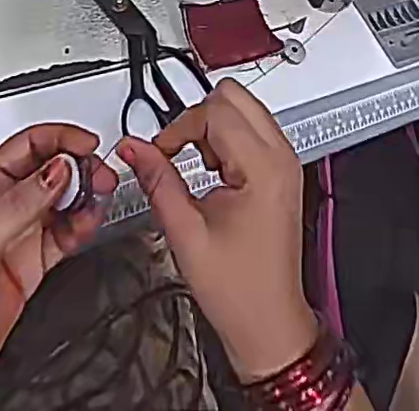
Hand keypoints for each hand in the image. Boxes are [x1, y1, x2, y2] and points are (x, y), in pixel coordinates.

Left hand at [0, 125, 118, 410]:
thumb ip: (16, 207)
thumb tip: (57, 169)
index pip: (25, 147)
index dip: (59, 139)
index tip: (87, 146)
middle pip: (47, 172)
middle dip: (77, 166)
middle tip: (101, 175)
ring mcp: (11, 243)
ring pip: (58, 203)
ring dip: (82, 195)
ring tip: (99, 198)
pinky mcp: (24, 272)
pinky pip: (60, 238)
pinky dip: (79, 227)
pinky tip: (87, 225)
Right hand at [116, 79, 317, 381]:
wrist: (269, 323)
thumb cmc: (239, 290)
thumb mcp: (185, 231)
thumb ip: (156, 179)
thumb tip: (133, 148)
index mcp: (263, 169)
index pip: (215, 112)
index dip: (178, 127)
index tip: (160, 150)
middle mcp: (281, 157)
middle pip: (233, 95)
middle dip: (198, 117)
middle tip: (179, 149)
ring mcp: (285, 161)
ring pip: (242, 105)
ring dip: (213, 125)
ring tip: (201, 166)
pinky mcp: (281, 168)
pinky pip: (251, 126)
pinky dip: (226, 136)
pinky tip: (214, 170)